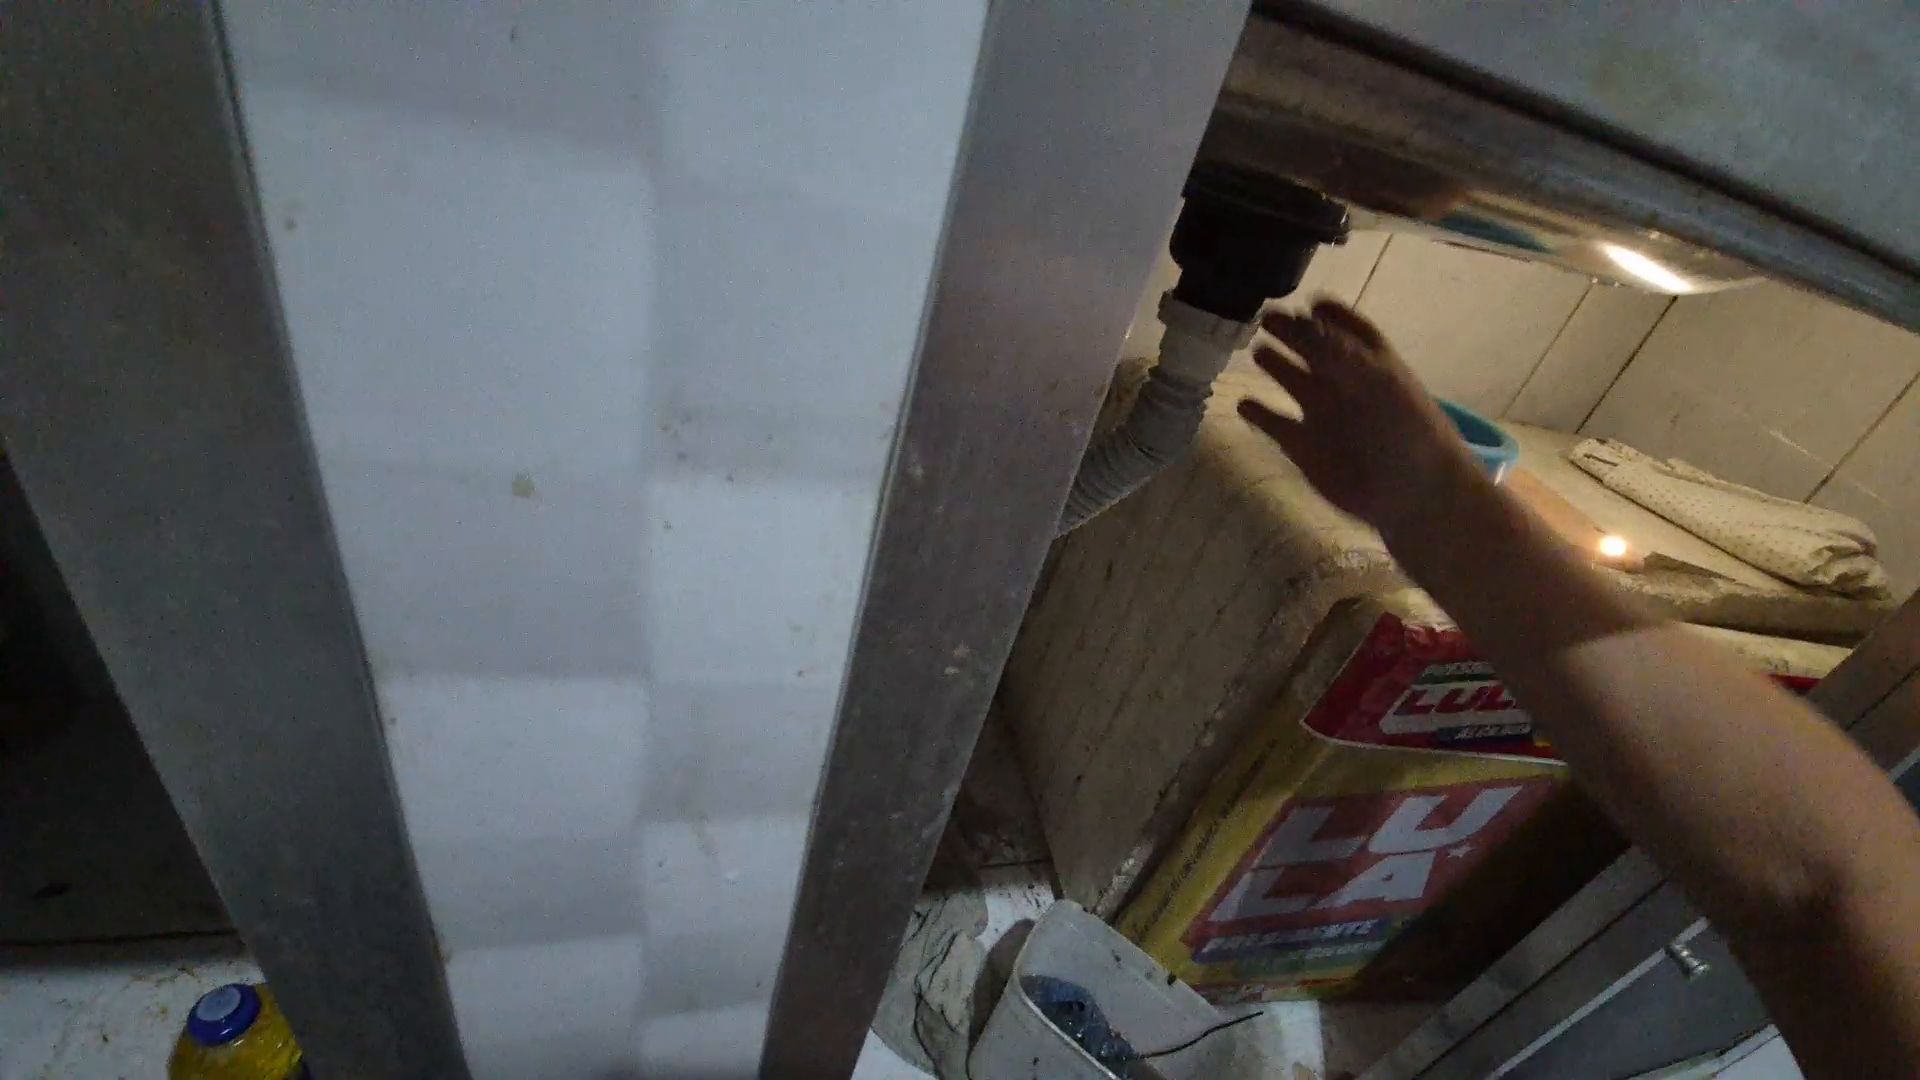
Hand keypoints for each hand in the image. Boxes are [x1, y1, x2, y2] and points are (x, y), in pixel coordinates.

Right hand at [1237, 299, 1486, 538]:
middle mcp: (1343, 384)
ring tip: (1257, 350)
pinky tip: (1243, 405)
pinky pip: (1274, 423)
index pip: (1347, 330)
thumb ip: (1338, 350)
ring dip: (1276, 365)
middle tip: (1266, 317)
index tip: (1310, 300)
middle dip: (1292, 332)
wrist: (1408, 493)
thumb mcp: (1378, 381)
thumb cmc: (1405, 432)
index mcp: (1370, 363)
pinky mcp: (1301, 445)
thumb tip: (1304, 320)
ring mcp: (1320, 415)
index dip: (1330, 315)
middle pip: (1312, 349)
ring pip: (1292, 381)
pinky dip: (1257, 414)